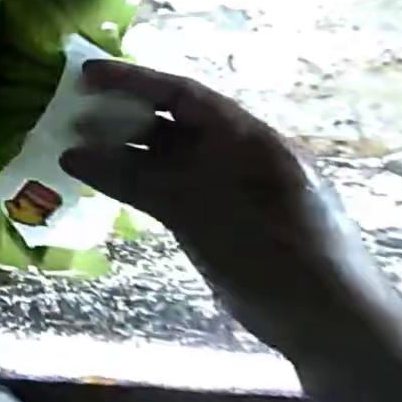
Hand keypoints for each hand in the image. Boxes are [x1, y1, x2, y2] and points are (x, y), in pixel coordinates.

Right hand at [60, 61, 401, 358]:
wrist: (332, 328)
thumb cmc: (273, 254)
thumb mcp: (198, 211)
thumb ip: (132, 179)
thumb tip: (69, 153)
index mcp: (246, 137)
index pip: (180, 93)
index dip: (131, 79)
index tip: (85, 73)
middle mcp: (234, 152)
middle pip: (168, 120)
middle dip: (119, 112)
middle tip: (70, 110)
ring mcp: (224, 184)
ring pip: (162, 154)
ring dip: (120, 149)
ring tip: (73, 145)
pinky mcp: (213, 213)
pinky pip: (163, 184)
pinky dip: (131, 179)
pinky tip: (99, 179)